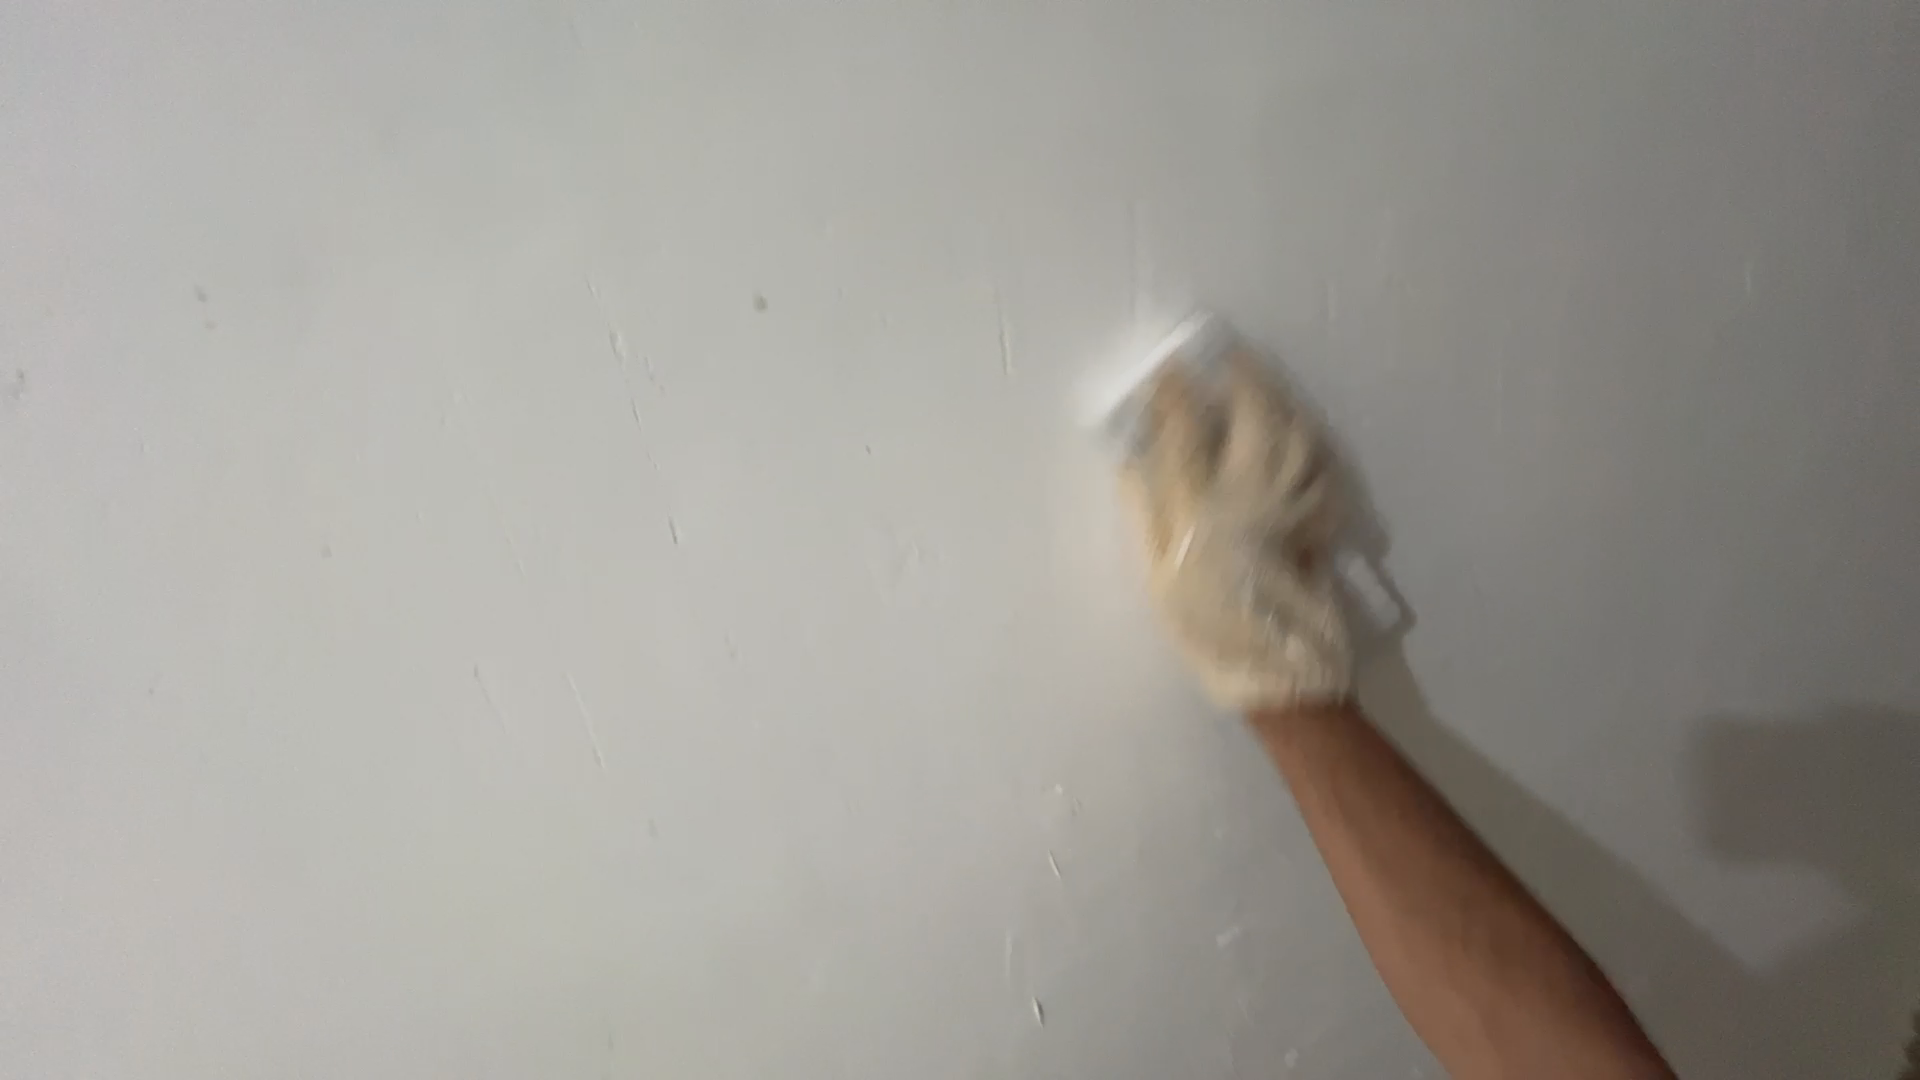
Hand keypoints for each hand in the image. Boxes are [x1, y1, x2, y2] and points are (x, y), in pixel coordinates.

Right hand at [1120, 347, 1350, 709]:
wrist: (1277, 669)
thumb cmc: (1206, 628)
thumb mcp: (1157, 577)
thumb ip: (1144, 514)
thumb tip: (1133, 463)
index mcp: (1202, 511)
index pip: (1185, 435)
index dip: (1175, 397)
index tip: (1168, 371)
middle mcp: (1250, 496)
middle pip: (1253, 420)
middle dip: (1242, 380)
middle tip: (1231, 356)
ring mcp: (1291, 504)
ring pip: (1294, 435)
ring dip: (1279, 400)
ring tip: (1264, 382)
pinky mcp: (1318, 519)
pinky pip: (1319, 466)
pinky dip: (1308, 441)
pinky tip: (1298, 431)